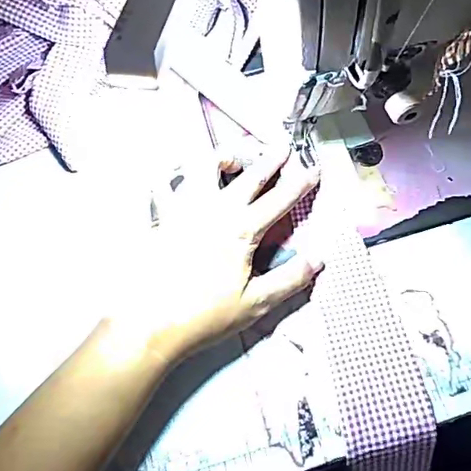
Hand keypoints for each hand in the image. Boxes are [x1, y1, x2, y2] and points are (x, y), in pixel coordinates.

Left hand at [103, 147, 322, 368]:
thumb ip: (289, 279)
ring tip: (229, 158)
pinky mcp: (161, 216)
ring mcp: (184, 209)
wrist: (153, 321)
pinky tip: (174, 174)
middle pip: (247, 174)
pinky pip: (162, 184)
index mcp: (241, 229)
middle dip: (269, 159)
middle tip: (281, 149)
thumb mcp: (256, 303)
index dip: (299, 183)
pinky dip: (169, 175)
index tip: (312, 170)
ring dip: (219, 156)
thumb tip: (317, 260)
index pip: (279, 199)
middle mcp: (213, 210)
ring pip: (201, 166)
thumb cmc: (205, 315)